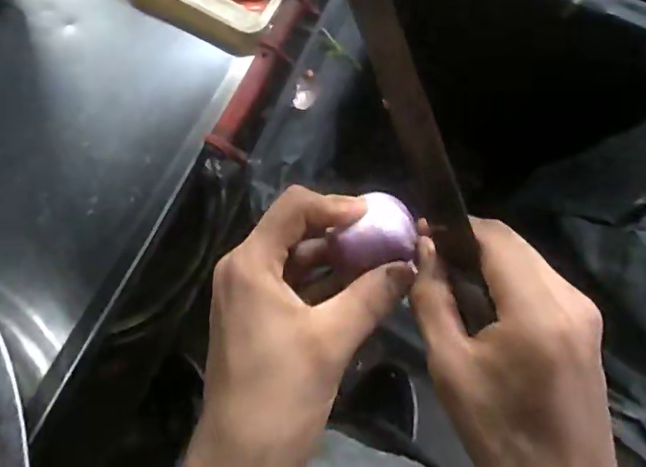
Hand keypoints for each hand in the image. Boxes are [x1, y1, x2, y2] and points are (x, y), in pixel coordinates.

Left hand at [186, 186, 416, 466]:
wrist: (239, 462)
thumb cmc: (280, 395)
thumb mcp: (330, 343)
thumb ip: (369, 297)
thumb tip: (406, 266)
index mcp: (250, 262)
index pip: (293, 207)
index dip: (334, 205)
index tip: (374, 215)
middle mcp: (243, 266)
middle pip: (293, 228)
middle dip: (339, 229)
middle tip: (382, 234)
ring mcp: (246, 291)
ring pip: (294, 257)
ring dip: (333, 256)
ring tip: (378, 256)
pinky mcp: (254, 314)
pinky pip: (290, 282)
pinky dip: (322, 280)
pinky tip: (357, 286)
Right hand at [413, 218, 616, 466]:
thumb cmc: (502, 432)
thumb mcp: (450, 367)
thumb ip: (432, 298)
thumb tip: (425, 245)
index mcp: (538, 311)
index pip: (494, 236)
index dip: (456, 226)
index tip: (424, 232)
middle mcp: (570, 299)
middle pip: (513, 243)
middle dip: (471, 240)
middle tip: (435, 255)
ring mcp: (585, 311)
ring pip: (528, 257)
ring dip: (491, 257)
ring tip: (456, 277)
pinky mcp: (589, 325)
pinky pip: (542, 278)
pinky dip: (511, 276)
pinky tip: (488, 300)